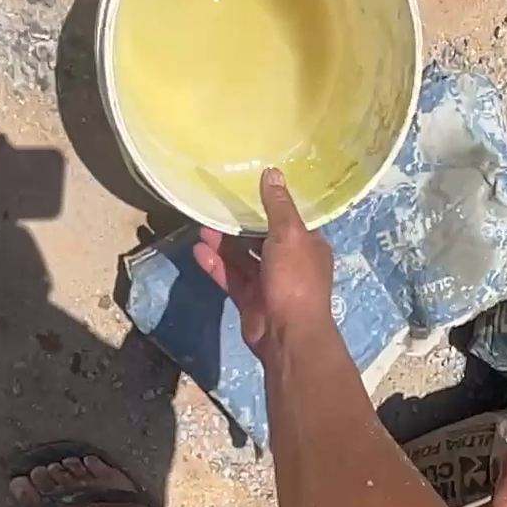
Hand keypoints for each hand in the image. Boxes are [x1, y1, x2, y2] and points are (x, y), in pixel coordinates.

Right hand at [194, 167, 334, 358]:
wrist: (287, 334)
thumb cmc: (295, 279)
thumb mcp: (290, 234)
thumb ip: (278, 205)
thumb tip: (272, 172)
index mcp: (308, 246)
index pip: (290, 220)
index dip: (271, 204)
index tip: (249, 186)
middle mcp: (290, 263)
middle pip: (261, 238)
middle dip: (239, 224)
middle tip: (215, 205)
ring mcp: (268, 283)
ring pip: (243, 258)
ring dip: (223, 243)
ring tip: (201, 225)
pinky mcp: (250, 299)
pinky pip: (231, 277)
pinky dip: (216, 265)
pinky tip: (198, 251)